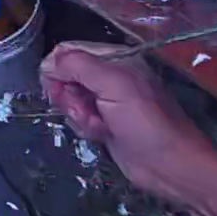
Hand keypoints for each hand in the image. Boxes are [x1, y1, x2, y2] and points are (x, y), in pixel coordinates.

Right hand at [40, 42, 216, 215]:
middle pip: (66, 76)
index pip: (70, 51)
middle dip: (69, 95)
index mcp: (114, 58)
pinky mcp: (103, 123)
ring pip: (70, 100)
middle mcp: (108, 75)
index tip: (56, 87)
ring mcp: (105, 100)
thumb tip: (48, 62)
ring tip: (99, 125)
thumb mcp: (113, 84)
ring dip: (78, 114)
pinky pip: (79, 118)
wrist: (169, 164)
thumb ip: (79, 66)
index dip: (57, 68)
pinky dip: (85, 127)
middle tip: (86, 109)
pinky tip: (101, 135)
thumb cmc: (144, 121)